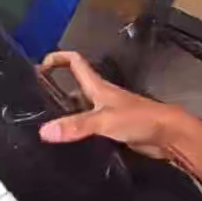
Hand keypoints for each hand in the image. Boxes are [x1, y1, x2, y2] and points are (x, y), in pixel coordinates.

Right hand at [37, 50, 200, 159]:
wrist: (167, 134)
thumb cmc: (140, 118)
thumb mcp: (105, 120)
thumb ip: (77, 126)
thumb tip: (45, 131)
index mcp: (98, 86)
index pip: (76, 62)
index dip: (58, 58)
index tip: (39, 66)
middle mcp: (101, 96)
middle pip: (74, 86)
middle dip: (55, 89)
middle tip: (34, 103)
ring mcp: (108, 112)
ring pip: (81, 108)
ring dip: (66, 113)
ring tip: (44, 125)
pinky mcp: (113, 128)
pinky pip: (89, 126)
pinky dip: (78, 130)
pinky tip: (68, 142)